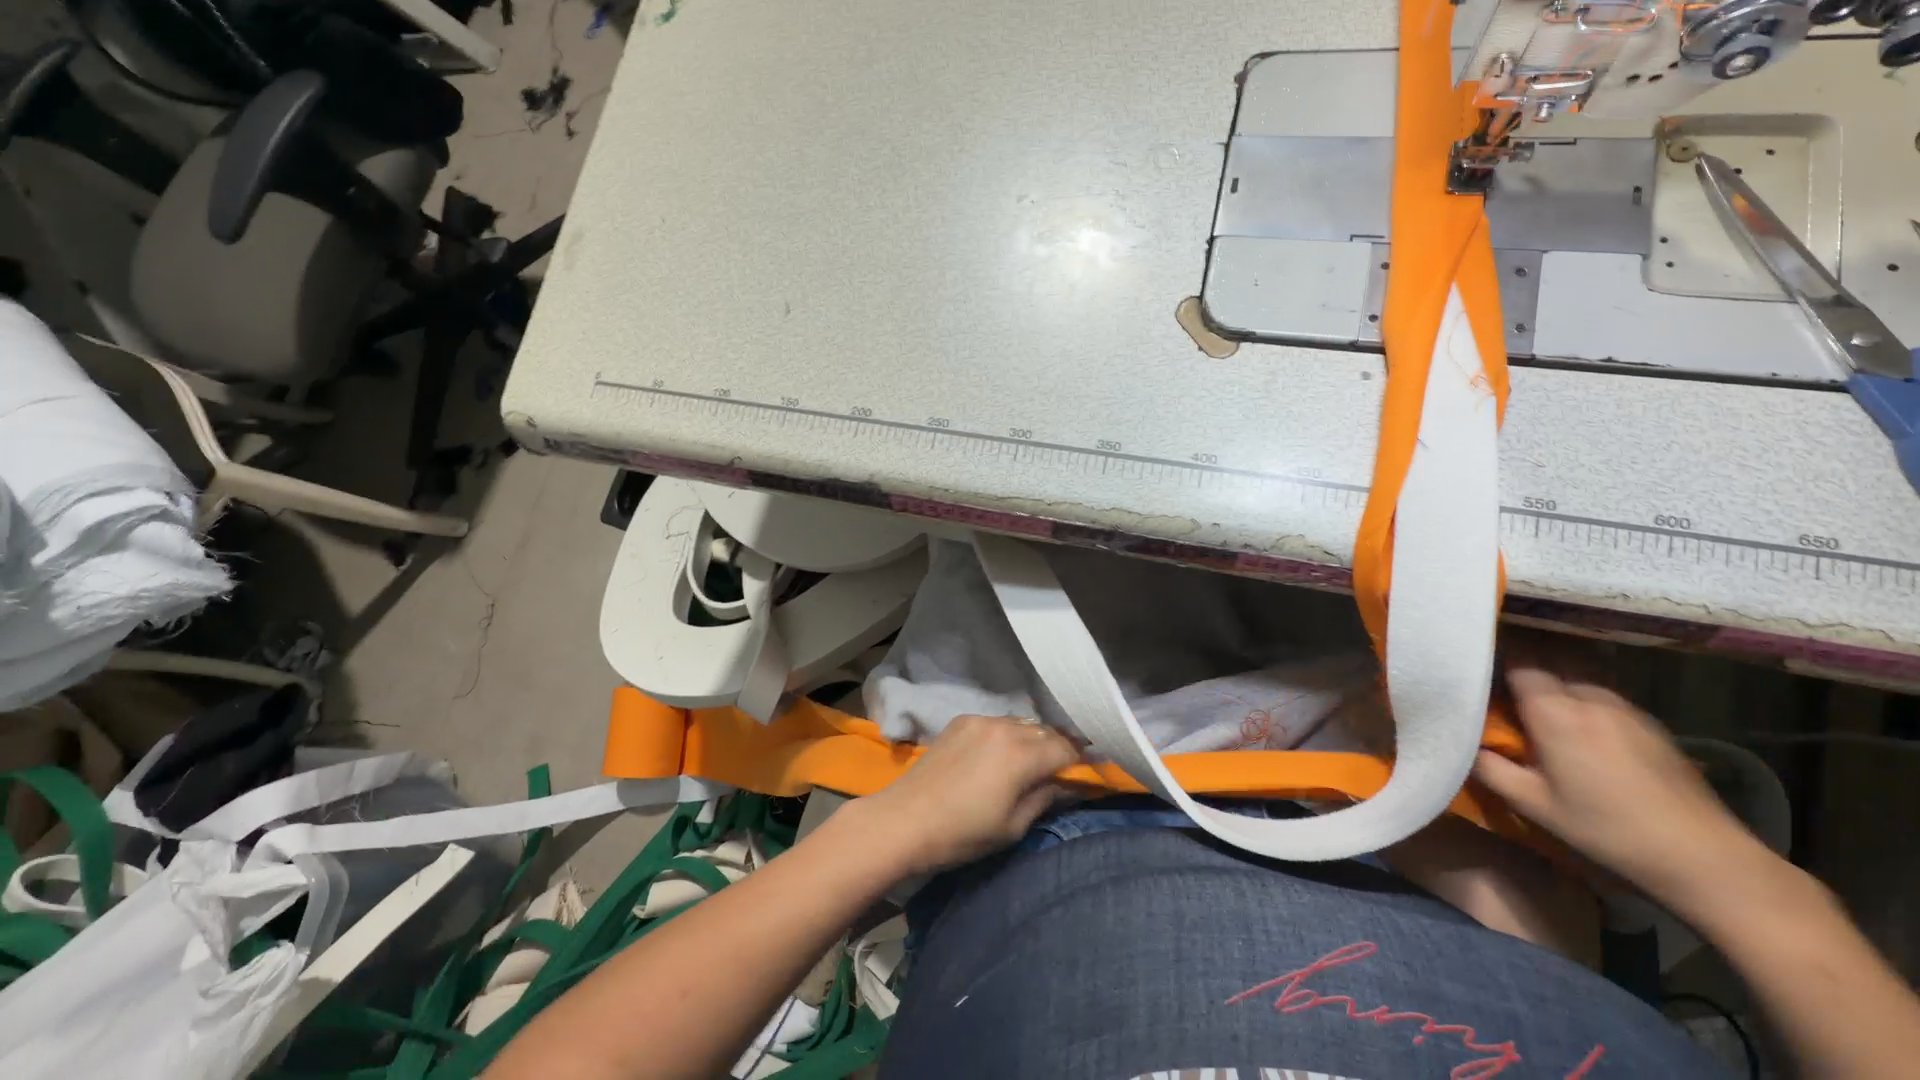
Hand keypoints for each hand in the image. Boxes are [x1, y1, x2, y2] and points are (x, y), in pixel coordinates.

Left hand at [851, 714, 1080, 874]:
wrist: (902, 821)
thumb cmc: (962, 834)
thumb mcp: (1013, 826)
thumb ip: (1046, 798)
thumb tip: (1069, 784)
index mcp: (1022, 754)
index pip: (1068, 749)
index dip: (1080, 763)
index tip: (1085, 777)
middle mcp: (1004, 727)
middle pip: (1047, 731)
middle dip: (1058, 749)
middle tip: (1061, 773)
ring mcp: (980, 720)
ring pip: (1022, 724)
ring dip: (1033, 740)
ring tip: (1029, 764)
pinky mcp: (960, 721)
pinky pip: (997, 723)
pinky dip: (1007, 735)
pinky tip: (999, 756)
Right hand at [1473, 666, 1764, 908]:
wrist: (1700, 852)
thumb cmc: (1606, 828)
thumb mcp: (1534, 806)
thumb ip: (1492, 769)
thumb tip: (1469, 746)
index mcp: (1557, 713)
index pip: (1520, 665)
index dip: (1498, 668)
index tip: (1482, 682)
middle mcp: (1591, 699)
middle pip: (1551, 669)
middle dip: (1526, 679)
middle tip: (1508, 704)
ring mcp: (1627, 709)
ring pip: (1580, 684)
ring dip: (1559, 694)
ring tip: (1546, 721)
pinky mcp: (1652, 724)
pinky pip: (1605, 702)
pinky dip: (1587, 708)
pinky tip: (1588, 740)